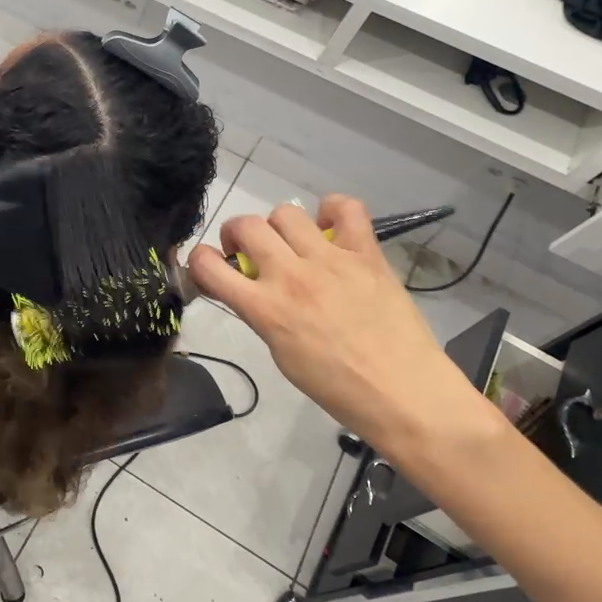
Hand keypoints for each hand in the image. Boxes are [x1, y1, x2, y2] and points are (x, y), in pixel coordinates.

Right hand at [187, 196, 489, 453]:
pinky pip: (346, 209)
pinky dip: (331, 209)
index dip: (198, 260)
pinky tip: (329, 228)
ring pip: (286, 213)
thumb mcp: (280, 354)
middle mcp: (291, 276)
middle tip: (248, 253)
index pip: (208, 266)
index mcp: (264, 309)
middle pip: (247, 226)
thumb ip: (261, 315)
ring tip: (290, 244)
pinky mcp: (366, 255)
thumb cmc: (335, 387)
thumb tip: (252, 291)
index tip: (209, 267)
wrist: (402, 392)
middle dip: (236, 235)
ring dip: (278, 226)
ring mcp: (331, 261)